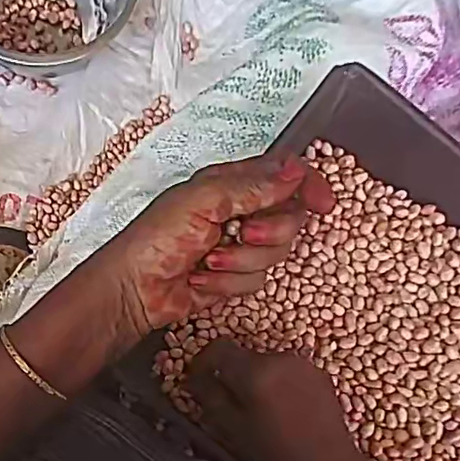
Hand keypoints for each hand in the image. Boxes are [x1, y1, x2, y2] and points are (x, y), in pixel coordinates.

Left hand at [85, 153, 334, 338]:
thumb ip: (250, 187)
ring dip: (241, 261)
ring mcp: (237, 247)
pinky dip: (228, 283)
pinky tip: (202, 280)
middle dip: (269, 233)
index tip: (324, 203)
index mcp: (231, 184)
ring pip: (274, 255)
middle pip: (289, 219)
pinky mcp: (232, 278)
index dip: (308, 186)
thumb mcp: (202, 202)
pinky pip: (255, 280)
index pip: (284, 175)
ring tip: (208, 261)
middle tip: (241, 235)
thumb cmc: (156, 239)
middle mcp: (239, 212)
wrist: (135, 289)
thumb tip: (295, 172)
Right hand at [187, 339, 389, 460]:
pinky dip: (277, 384)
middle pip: (243, 356)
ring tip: (256, 411)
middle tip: (226, 403)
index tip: (196, 380)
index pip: (218, 348)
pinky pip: (287, 371)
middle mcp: (280, 358)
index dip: (201, 362)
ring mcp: (303, 364)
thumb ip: (209, 396)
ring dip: (255, 380)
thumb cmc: (274, 453)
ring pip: (266, 364)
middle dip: (230, 374)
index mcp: (255, 371)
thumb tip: (195, 379)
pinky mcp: (319, 374)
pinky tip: (281, 411)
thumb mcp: (232, 428)